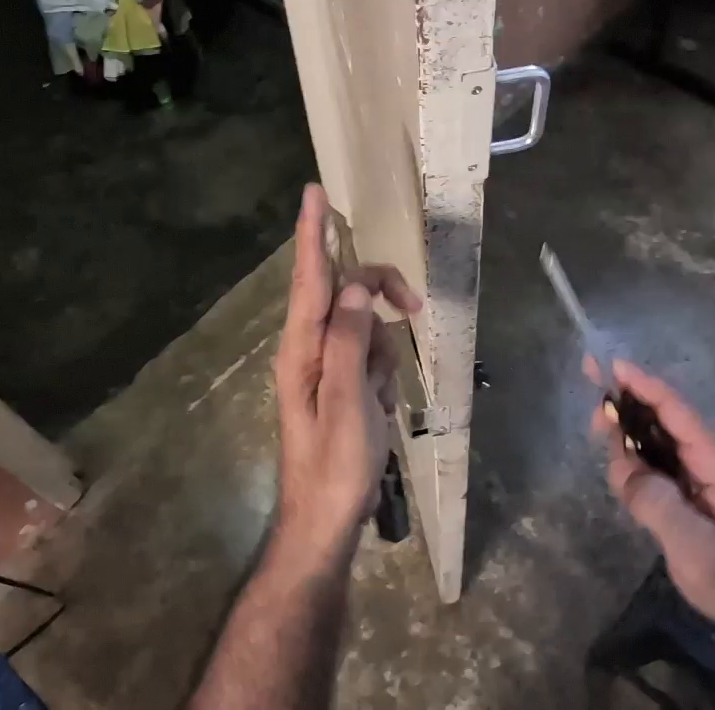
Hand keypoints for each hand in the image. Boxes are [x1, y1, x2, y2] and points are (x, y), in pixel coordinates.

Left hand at [272, 184, 422, 566]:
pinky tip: (382, 406)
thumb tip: (353, 289)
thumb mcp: (348, 403)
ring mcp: (323, 367)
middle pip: (343, 295)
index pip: (309, 277)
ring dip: (384, 353)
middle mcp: (306, 349)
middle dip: (379, 297)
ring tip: (382, 397)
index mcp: (300, 349)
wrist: (325, 523)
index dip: (314, 233)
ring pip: (363, 326)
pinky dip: (383, 373)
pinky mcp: (338, 383)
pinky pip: (369, 355)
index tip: (314, 192)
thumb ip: (348, 342)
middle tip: (414, 308)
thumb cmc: (335, 467)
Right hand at [592, 360, 714, 678]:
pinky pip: (665, 450)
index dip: (644, 383)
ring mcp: (711, 465)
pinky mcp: (702, 480)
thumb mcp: (696, 552)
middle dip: (629, 396)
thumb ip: (658, 505)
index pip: (679, 408)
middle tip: (591, 393)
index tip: (610, 364)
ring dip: (630, 425)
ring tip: (600, 429)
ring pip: (662, 429)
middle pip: (667, 409)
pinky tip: (622, 461)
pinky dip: (639, 448)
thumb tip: (622, 465)